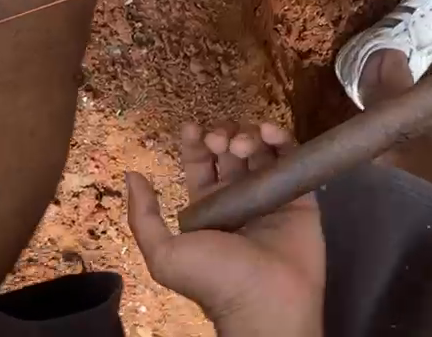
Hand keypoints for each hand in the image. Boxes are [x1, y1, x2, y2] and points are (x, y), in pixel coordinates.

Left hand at [124, 122, 322, 336]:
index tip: (192, 128)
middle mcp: (239, 197)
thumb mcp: (166, 255)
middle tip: (220, 141)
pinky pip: (291, 157)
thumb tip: (131, 175)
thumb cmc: (216, 279)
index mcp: (209, 207)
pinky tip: (270, 132)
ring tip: (243, 144)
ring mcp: (271, 194)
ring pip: (260, 149)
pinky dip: (280, 138)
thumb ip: (143, 218)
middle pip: (230, 150)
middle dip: (222, 135)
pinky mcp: (300, 195)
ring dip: (249, 135)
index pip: (201, 163)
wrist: (268, 303)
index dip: (195, 142)